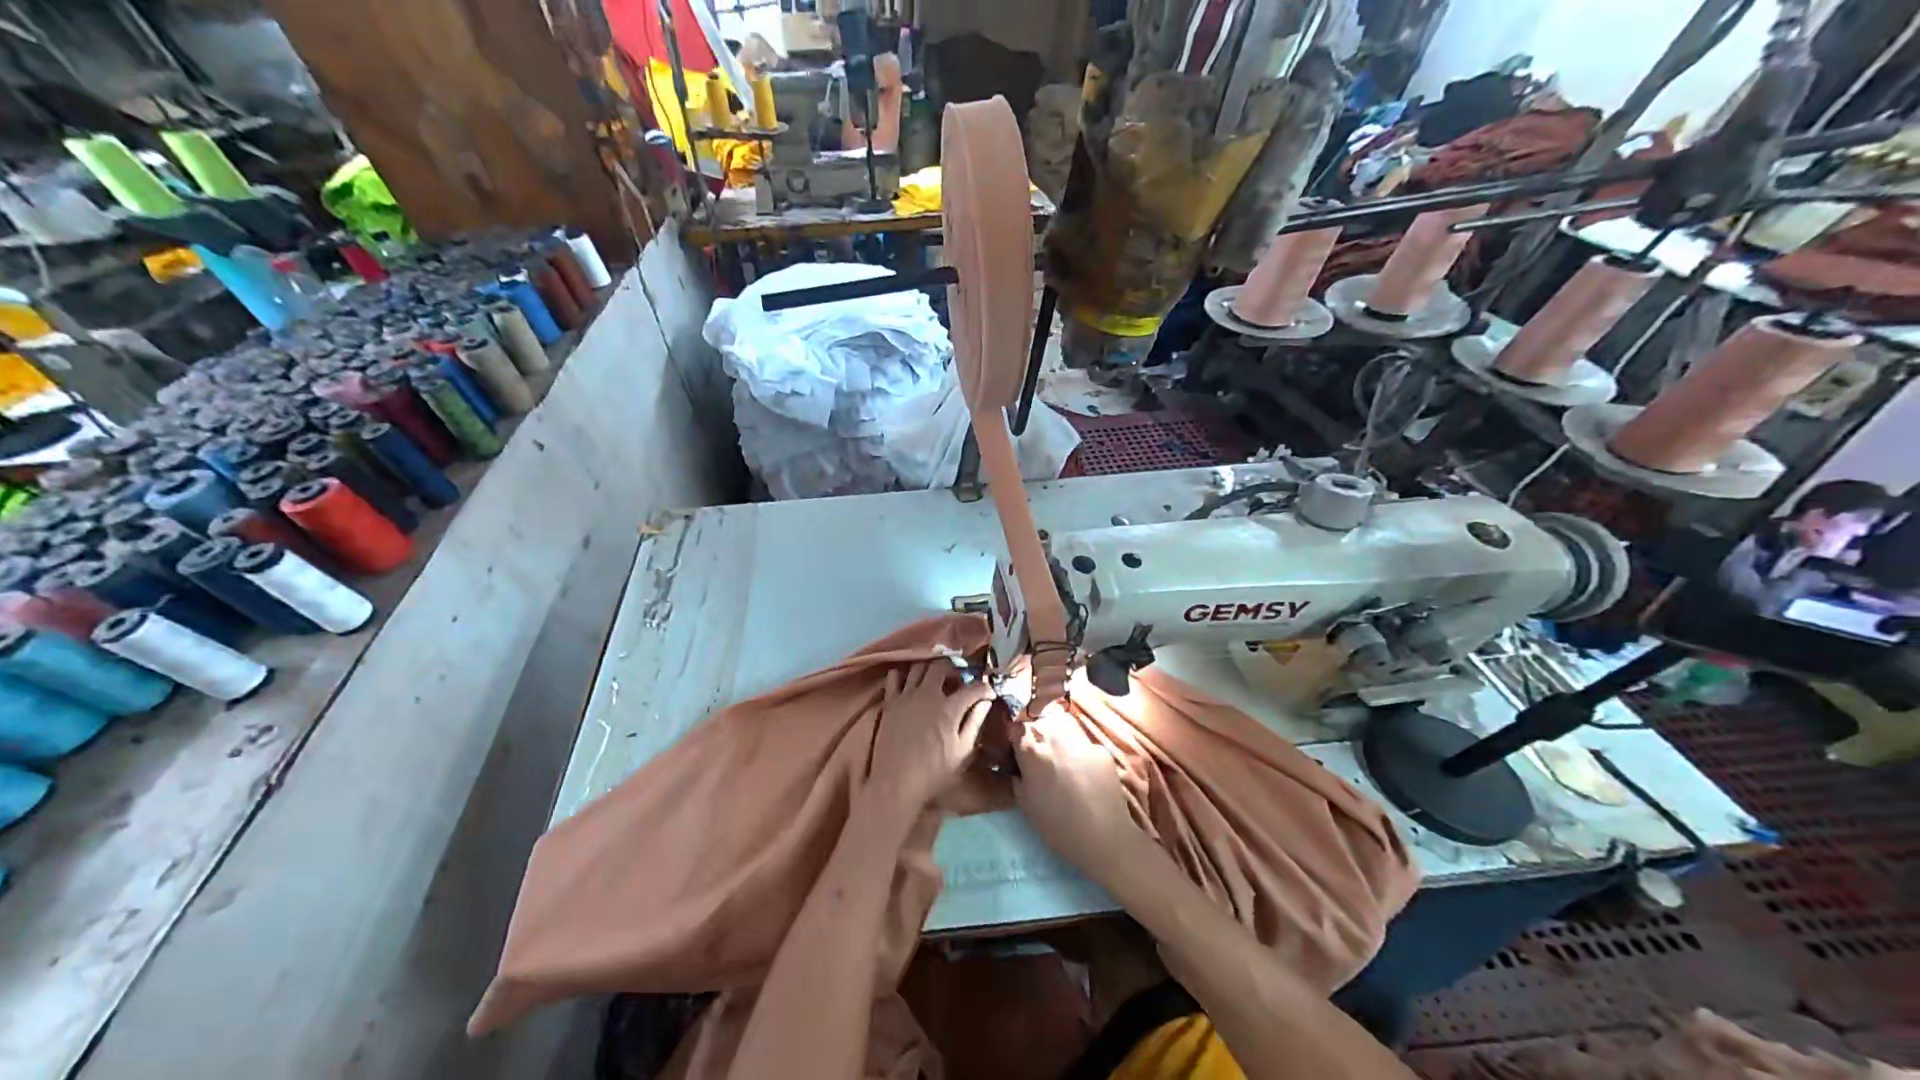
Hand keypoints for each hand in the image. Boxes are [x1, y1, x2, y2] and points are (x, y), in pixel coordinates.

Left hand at [868, 662, 995, 814]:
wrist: (896, 783)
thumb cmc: (934, 772)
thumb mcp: (962, 751)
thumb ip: (975, 722)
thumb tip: (985, 702)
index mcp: (949, 708)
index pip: (973, 688)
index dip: (985, 688)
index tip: (989, 693)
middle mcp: (927, 694)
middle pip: (943, 666)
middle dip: (955, 670)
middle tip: (959, 683)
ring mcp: (906, 696)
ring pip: (919, 666)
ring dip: (931, 669)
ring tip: (936, 681)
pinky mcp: (889, 702)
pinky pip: (894, 676)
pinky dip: (904, 675)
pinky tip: (911, 685)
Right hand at [1013, 708, 1154, 889]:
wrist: (1104, 837)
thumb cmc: (1056, 824)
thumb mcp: (1025, 801)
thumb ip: (1017, 774)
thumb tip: (1017, 763)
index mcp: (1032, 748)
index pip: (1015, 724)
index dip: (1014, 734)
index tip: (1014, 745)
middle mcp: (1055, 735)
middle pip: (1040, 720)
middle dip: (1036, 732)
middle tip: (1038, 752)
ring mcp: (1081, 740)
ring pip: (1063, 725)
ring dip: (1057, 736)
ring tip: (1060, 759)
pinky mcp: (1101, 749)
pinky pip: (1083, 744)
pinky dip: (1078, 752)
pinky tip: (1082, 773)